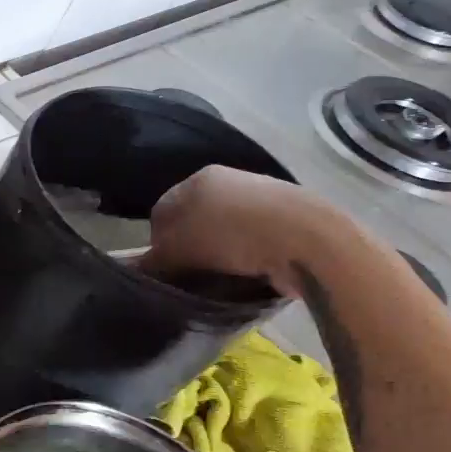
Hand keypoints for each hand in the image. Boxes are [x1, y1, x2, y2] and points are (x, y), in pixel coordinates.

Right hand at [140, 165, 351, 298]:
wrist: (311, 241)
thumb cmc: (232, 237)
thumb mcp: (178, 251)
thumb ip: (153, 260)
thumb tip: (138, 269)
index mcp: (199, 177)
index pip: (162, 210)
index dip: (158, 242)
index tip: (165, 268)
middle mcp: (232, 178)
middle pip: (196, 217)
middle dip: (192, 245)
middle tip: (192, 272)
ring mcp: (267, 193)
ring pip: (228, 227)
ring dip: (222, 249)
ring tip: (224, 274)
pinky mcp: (295, 214)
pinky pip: (258, 236)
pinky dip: (251, 253)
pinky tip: (253, 269)